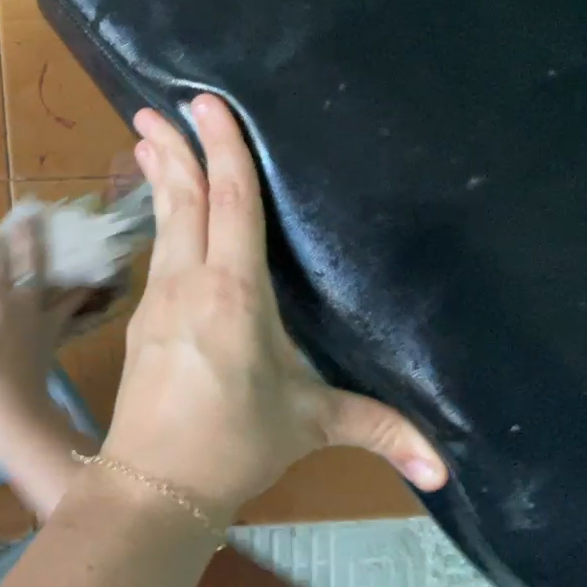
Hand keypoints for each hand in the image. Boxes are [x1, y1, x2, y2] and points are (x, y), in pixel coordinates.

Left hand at [102, 94, 446, 520]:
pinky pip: (155, 253)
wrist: (153, 480)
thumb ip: (375, 429)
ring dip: (159, 179)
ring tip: (146, 139)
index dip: (222, 151)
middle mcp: (190, 283)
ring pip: (162, 224)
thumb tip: (444, 469)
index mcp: (234, 294)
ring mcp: (158, 299)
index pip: (230, 205)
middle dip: (173, 149)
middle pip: (184, 201)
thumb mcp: (308, 426)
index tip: (205, 105)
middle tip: (155, 107)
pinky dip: (156, 219)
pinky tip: (155, 211)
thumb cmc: (233, 444)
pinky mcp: (142, 319)